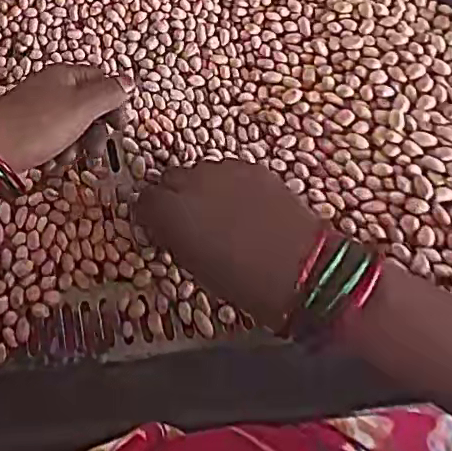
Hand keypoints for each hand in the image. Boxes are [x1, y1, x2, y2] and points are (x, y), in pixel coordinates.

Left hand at [0, 65, 130, 172]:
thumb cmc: (37, 126)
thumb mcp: (81, 107)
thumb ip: (108, 93)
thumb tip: (128, 81)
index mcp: (65, 75)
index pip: (102, 80)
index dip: (115, 103)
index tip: (118, 127)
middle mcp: (51, 87)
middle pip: (89, 106)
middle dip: (95, 132)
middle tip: (94, 153)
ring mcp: (37, 109)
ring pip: (72, 127)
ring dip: (76, 147)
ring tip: (65, 160)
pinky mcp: (26, 129)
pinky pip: (52, 139)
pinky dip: (56, 153)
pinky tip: (49, 163)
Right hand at [135, 161, 323, 319]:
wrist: (308, 272)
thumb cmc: (246, 284)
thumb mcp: (196, 268)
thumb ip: (173, 238)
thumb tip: (165, 228)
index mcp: (171, 211)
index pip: (144, 200)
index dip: (151, 215)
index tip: (160, 228)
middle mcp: (190, 182)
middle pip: (168, 179)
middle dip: (174, 197)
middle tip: (191, 223)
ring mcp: (221, 170)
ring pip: (198, 172)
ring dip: (202, 189)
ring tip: (221, 215)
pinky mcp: (249, 167)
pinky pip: (227, 172)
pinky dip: (229, 185)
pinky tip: (244, 207)